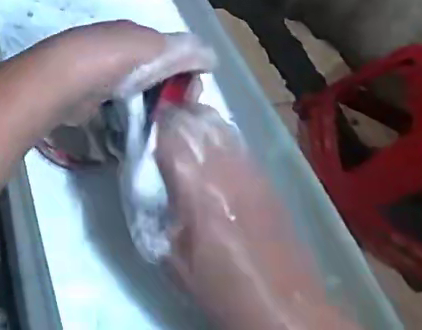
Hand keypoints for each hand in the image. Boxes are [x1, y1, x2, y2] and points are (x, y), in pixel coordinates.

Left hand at [31, 22, 215, 126]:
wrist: (61, 82)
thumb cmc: (109, 60)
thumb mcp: (152, 48)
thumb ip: (183, 49)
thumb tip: (210, 55)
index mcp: (130, 31)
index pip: (170, 50)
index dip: (187, 72)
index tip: (191, 98)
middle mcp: (114, 45)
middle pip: (155, 70)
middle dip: (170, 91)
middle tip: (176, 114)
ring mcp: (99, 70)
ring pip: (138, 88)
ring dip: (151, 104)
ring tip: (159, 124)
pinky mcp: (88, 94)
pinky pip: (120, 103)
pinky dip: (131, 113)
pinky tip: (136, 125)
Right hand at [149, 103, 353, 329]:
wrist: (285, 309)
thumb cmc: (219, 282)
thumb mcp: (167, 250)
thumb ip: (149, 204)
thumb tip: (136, 175)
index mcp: (190, 175)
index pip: (165, 121)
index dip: (150, 116)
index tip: (140, 125)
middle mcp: (219, 159)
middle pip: (192, 112)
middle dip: (172, 115)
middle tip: (159, 130)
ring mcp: (246, 164)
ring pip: (216, 120)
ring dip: (196, 121)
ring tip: (184, 137)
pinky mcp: (265, 175)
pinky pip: (234, 139)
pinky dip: (218, 137)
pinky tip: (211, 156)